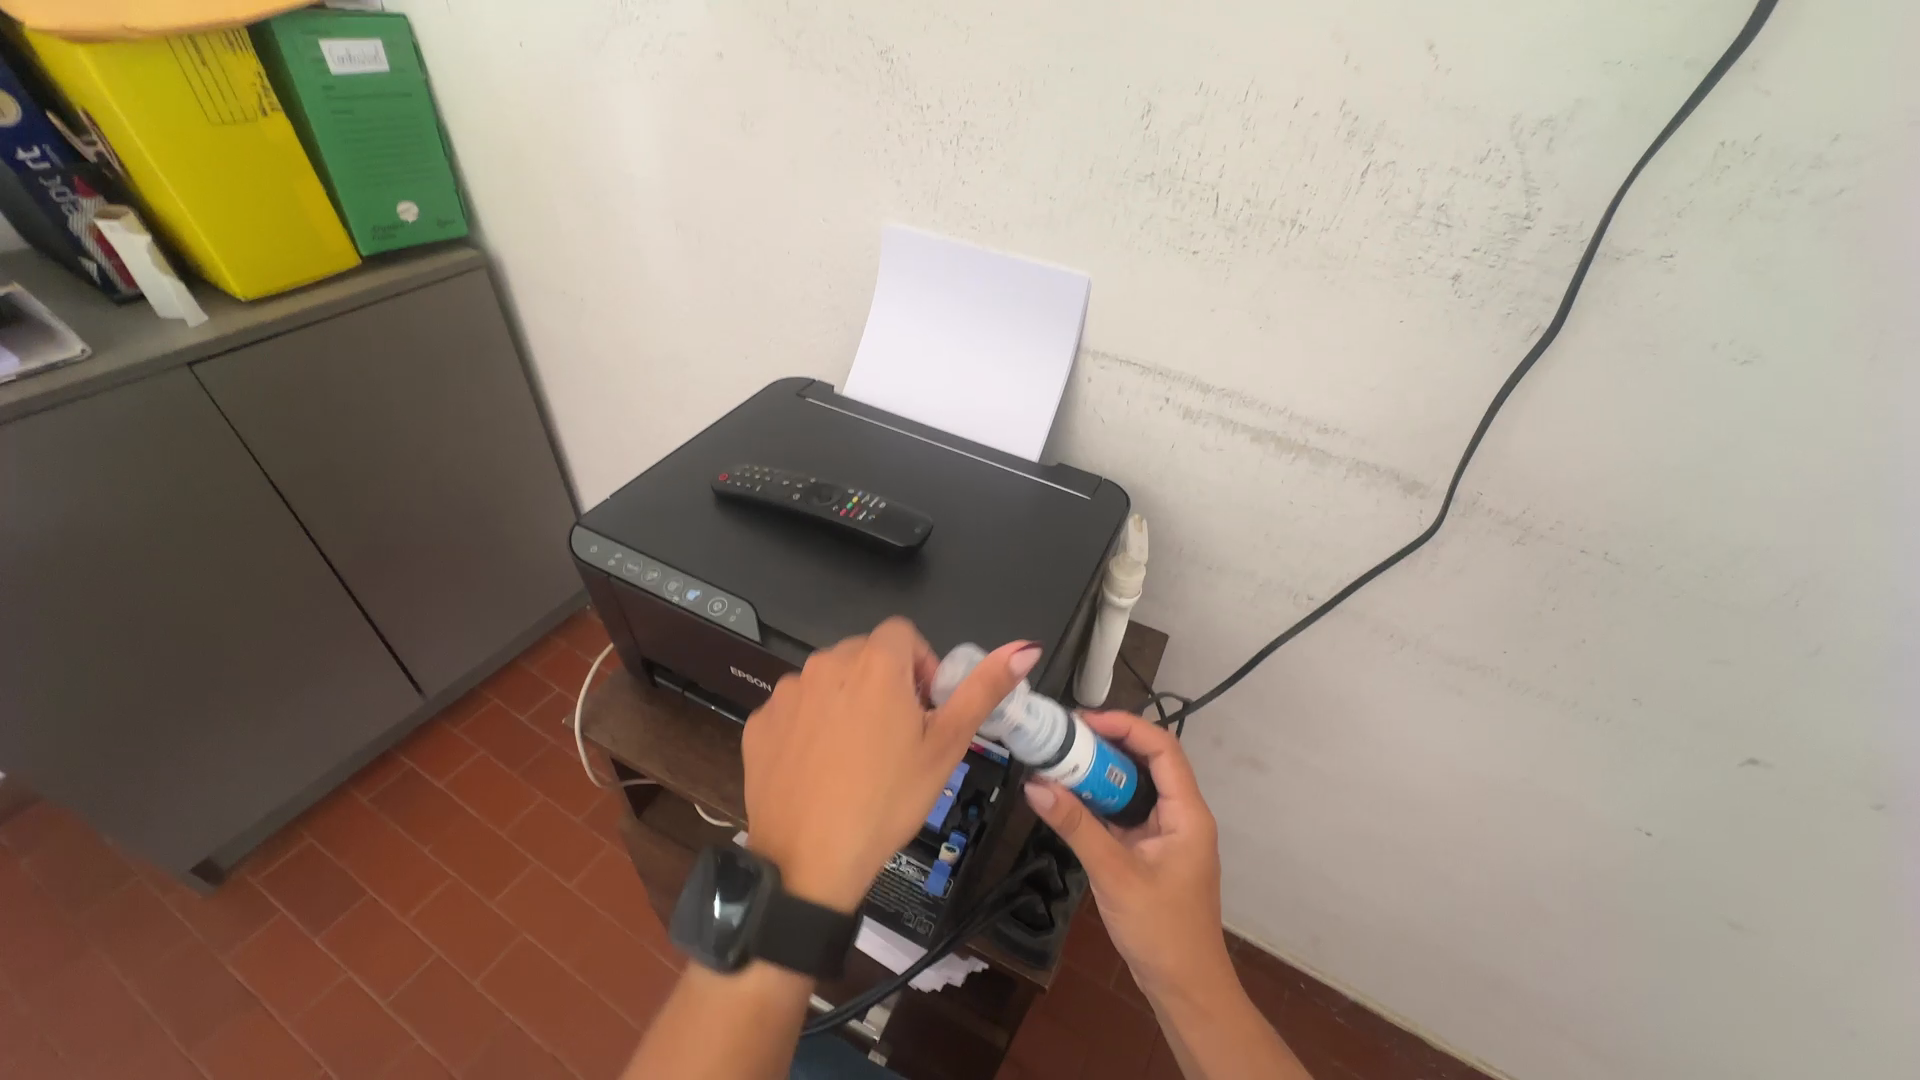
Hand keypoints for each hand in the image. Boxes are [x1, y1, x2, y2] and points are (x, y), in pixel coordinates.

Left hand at [741, 618, 1037, 912]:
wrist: (811, 862)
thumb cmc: (888, 799)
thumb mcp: (947, 745)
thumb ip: (984, 689)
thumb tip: (1025, 647)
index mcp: (875, 663)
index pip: (903, 634)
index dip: (920, 665)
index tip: (925, 709)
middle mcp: (825, 664)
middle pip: (864, 654)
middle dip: (885, 683)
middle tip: (898, 738)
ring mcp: (787, 693)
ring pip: (828, 682)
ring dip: (846, 702)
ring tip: (858, 758)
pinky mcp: (759, 723)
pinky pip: (794, 710)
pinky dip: (810, 727)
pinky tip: (820, 769)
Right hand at [1023, 710, 1232, 999]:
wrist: (1185, 988)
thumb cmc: (1160, 931)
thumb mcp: (1113, 873)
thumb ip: (1076, 826)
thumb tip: (1035, 784)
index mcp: (1188, 813)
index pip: (1162, 748)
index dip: (1125, 726)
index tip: (1084, 721)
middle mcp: (1182, 815)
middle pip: (1148, 762)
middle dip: (1107, 746)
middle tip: (1064, 739)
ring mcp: (1167, 833)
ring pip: (1135, 787)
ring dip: (1101, 774)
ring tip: (1061, 761)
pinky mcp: (1152, 850)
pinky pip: (1127, 812)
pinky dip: (1101, 802)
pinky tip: (1071, 799)